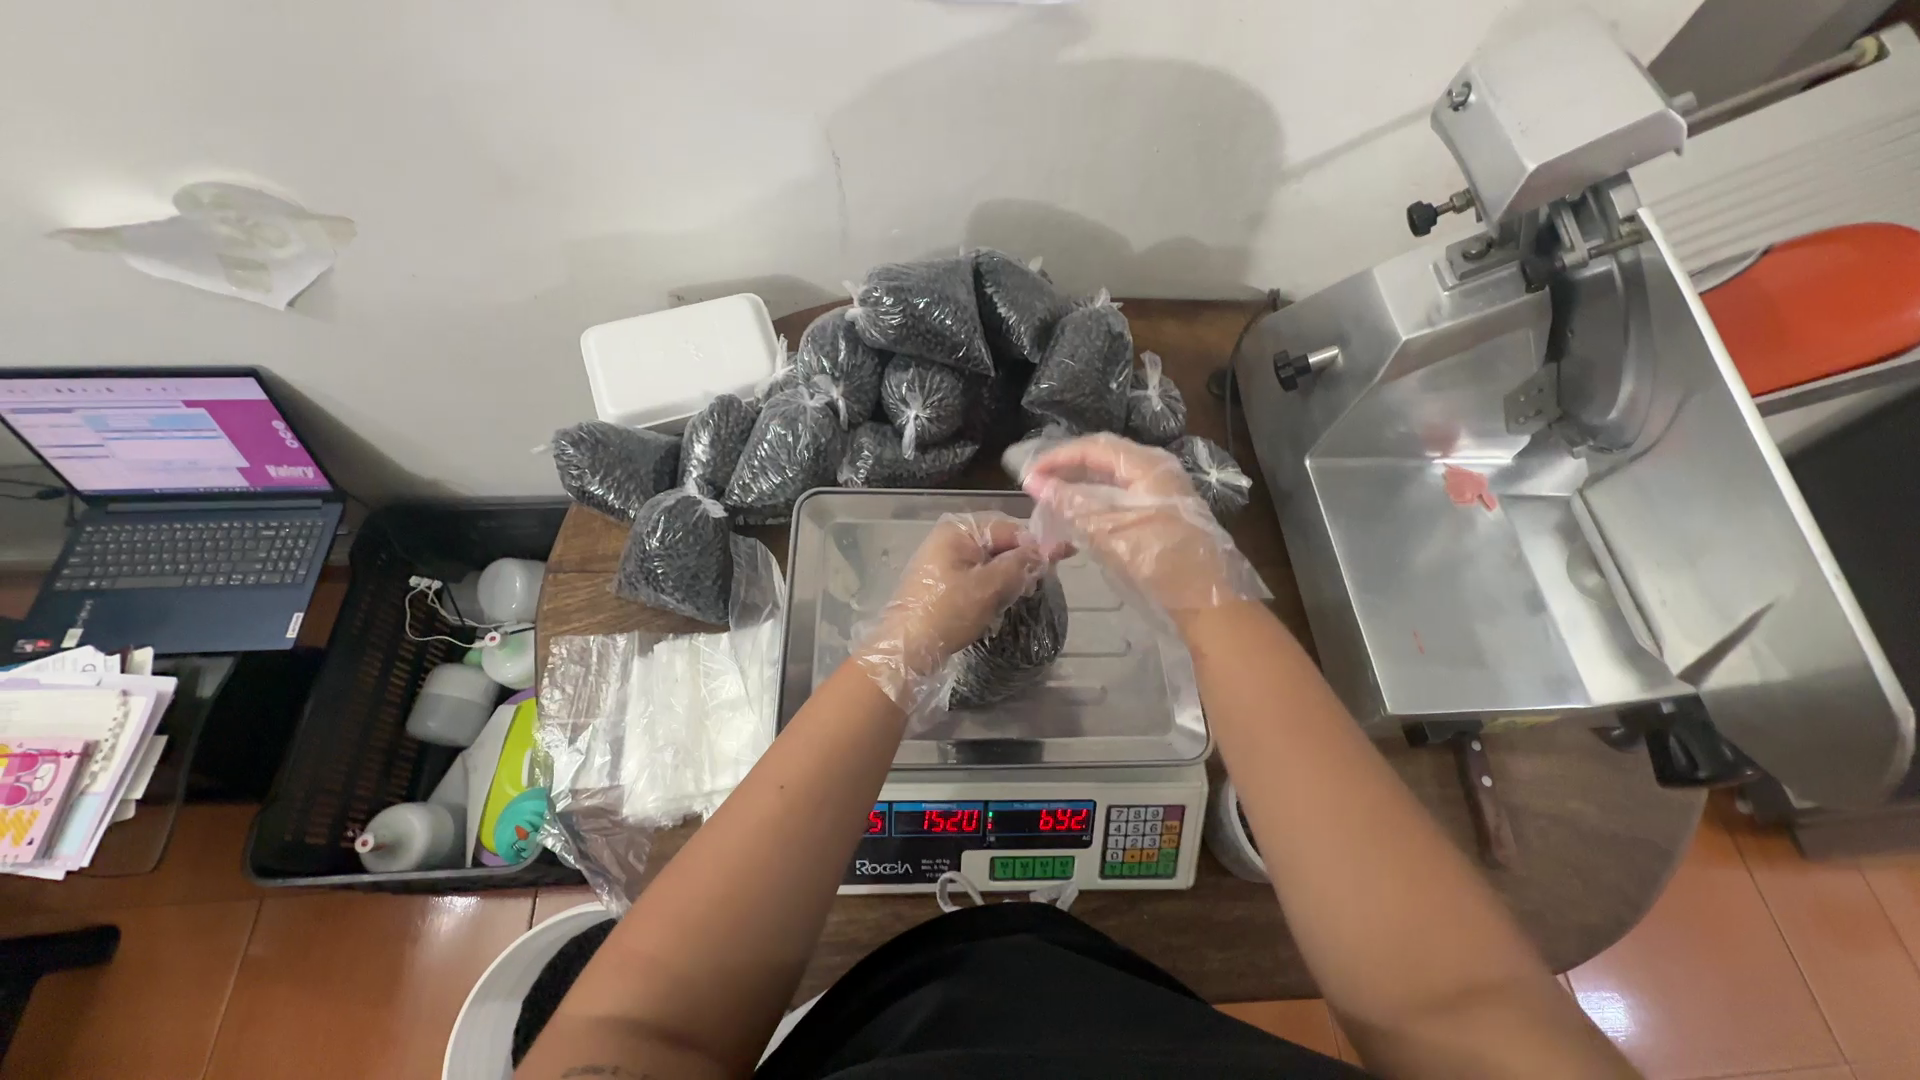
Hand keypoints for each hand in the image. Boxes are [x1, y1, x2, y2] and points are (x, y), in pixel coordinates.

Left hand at [856, 513, 1059, 711]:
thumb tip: (1045, 551)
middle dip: (1021, 561)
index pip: (1009, 527)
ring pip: (988, 562)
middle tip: (1040, 581)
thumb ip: (1020, 564)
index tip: (1065, 556)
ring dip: (1008, 577)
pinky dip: (991, 587)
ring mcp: (942, 561)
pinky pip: (975, 577)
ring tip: (1022, 594)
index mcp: (958, 530)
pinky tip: (1000, 603)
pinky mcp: (940, 583)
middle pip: (998, 543)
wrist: (906, 648)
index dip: (1036, 543)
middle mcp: (948, 538)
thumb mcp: (990, 586)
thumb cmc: (948, 611)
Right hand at [1019, 433, 1258, 621]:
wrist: (1206, 601)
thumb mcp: (1110, 530)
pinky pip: (1121, 497)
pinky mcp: (1163, 514)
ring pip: (1112, 479)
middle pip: (1103, 459)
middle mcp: (1157, 471)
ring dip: (1080, 487)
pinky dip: (1096, 503)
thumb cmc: (1159, 560)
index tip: (1028, 476)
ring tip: (1052, 501)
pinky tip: (1080, 518)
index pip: (1094, 447)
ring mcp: (1162, 492)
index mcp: (1149, 466)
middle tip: (1037, 485)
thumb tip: (1034, 482)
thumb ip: (1071, 503)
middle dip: (1067, 469)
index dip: (1057, 458)